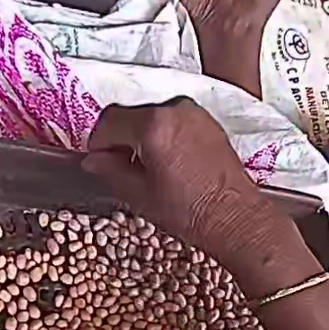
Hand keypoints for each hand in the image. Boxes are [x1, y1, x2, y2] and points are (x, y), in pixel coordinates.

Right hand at [82, 99, 283, 260]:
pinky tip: (169, 166)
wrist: (235, 219)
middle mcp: (175, 110)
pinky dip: (165, 138)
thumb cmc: (191, 212)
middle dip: (121, 140)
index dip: (98, 142)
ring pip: (154, 118)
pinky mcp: (209, 124)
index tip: (97, 159)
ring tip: (147, 172)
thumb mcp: (141, 195)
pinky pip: (176, 123)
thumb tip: (93, 160)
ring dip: (143, 138)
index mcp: (153, 125)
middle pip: (133, 116)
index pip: (110, 120)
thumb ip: (111, 171)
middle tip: (119, 169)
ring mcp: (195, 114)